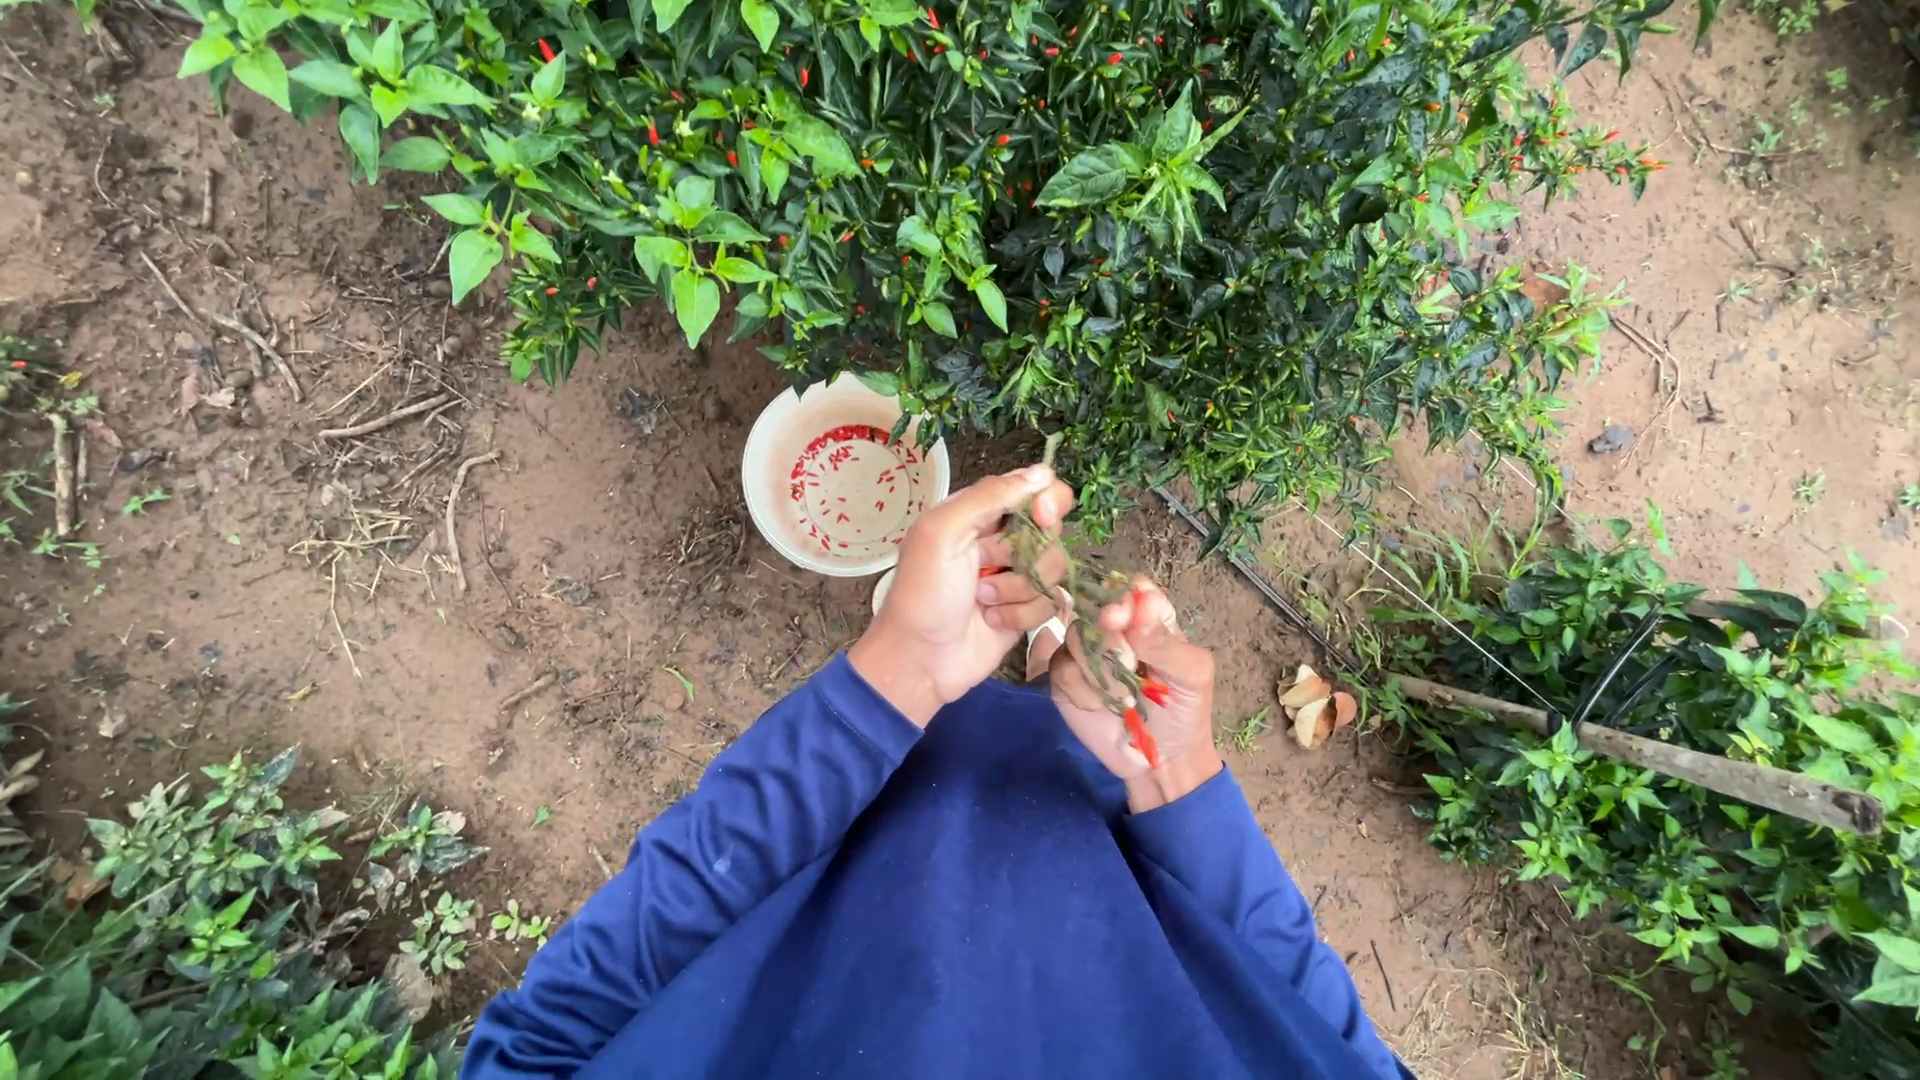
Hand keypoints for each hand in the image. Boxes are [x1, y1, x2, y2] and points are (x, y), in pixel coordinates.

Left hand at [848, 464, 1072, 726]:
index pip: (1033, 488)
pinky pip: (1051, 601)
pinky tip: (992, 619)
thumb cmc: (924, 591)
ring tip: (981, 599)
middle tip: (986, 565)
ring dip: (1017, 587)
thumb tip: (1043, 472)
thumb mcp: (945, 532)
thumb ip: (990, 496)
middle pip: (1051, 528)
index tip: (1042, 516)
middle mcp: (1002, 539)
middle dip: (1024, 552)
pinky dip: (1021, 612)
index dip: (1047, 500)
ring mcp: (1017, 575)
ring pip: (1054, 566)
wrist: (921, 659)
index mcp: (978, 512)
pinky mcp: (1027, 609)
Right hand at [1049, 578, 1222, 810]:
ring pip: (1075, 636)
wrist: (1159, 761)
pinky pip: (1062, 668)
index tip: (1121, 617)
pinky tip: (1100, 706)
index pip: (1131, 588)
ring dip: (1100, 671)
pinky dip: (1083, 691)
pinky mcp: (1064, 675)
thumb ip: (1165, 641)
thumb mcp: (1191, 675)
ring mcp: (1085, 649)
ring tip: (1124, 698)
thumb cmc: (1184, 710)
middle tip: (1130, 667)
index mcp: (1149, 617)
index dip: (1122, 597)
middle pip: (1095, 607)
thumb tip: (1138, 606)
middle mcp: (1114, 626)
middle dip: (1111, 640)